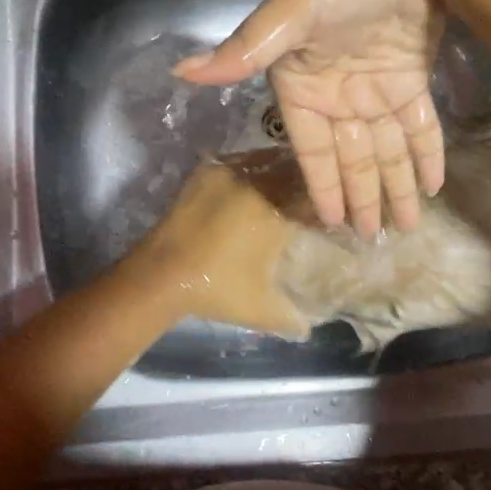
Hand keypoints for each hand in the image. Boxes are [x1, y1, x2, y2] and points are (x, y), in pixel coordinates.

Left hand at [126, 153, 311, 336]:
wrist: (160, 276)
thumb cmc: (216, 290)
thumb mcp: (260, 309)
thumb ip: (291, 318)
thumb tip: (308, 327)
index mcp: (275, 210)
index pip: (315, 198)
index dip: (327, 207)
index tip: (330, 219)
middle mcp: (255, 183)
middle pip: (293, 173)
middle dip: (305, 186)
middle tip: (309, 203)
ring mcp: (228, 173)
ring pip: (267, 163)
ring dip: (281, 174)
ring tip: (285, 193)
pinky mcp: (206, 173)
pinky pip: (241, 164)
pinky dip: (253, 172)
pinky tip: (255, 189)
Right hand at [173, 0, 447, 236]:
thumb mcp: (289, 15)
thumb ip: (244, 49)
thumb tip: (181, 72)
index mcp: (301, 86)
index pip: (312, 150)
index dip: (322, 187)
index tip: (331, 225)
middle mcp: (336, 94)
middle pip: (352, 158)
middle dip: (363, 198)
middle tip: (374, 239)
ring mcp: (375, 88)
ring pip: (387, 149)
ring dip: (397, 186)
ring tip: (408, 225)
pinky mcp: (411, 77)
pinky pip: (419, 125)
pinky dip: (426, 154)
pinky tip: (433, 185)